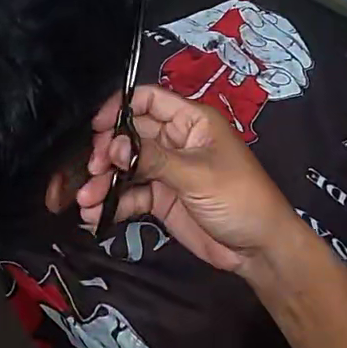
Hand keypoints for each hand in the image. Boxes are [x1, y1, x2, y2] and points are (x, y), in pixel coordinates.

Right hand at [77, 85, 303, 271]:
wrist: (258, 247)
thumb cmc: (240, 198)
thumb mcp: (197, 174)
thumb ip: (153, 159)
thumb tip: (114, 146)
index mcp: (192, 121)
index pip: (150, 100)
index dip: (120, 107)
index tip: (95, 128)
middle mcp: (177, 141)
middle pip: (131, 135)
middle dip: (108, 151)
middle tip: (93, 169)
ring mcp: (168, 170)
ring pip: (128, 167)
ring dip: (106, 181)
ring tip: (88, 199)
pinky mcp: (163, 198)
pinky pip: (132, 194)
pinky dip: (114, 203)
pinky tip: (96, 215)